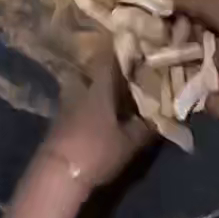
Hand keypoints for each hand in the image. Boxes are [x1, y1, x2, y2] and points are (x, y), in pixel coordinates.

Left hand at [36, 56, 153, 190]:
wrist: (59, 172)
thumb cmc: (97, 151)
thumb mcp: (128, 143)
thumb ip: (145, 128)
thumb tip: (160, 117)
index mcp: (98, 87)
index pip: (107, 59)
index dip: (118, 50)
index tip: (131, 45)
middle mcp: (80, 87)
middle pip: (94, 71)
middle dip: (108, 71)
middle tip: (126, 73)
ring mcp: (67, 102)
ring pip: (85, 85)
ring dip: (97, 87)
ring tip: (115, 93)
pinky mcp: (60, 117)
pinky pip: (78, 100)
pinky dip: (89, 101)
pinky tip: (99, 112)